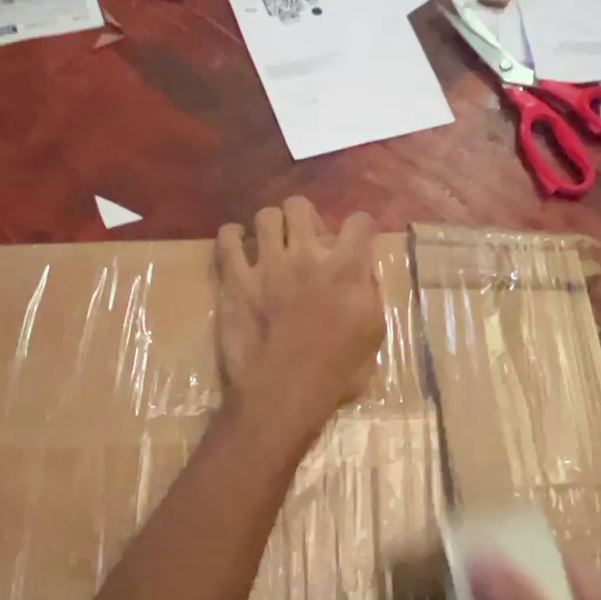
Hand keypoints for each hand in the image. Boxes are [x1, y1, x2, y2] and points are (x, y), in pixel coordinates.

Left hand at [216, 196, 383, 434]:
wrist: (283, 393)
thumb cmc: (335, 374)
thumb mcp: (373, 336)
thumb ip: (370, 296)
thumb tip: (363, 275)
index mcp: (347, 269)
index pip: (360, 222)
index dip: (360, 228)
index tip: (355, 240)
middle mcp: (307, 255)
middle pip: (301, 206)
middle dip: (304, 219)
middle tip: (304, 242)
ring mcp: (268, 264)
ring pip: (265, 216)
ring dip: (270, 227)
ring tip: (270, 244)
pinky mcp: (235, 279)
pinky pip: (227, 240)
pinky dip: (232, 237)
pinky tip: (237, 245)